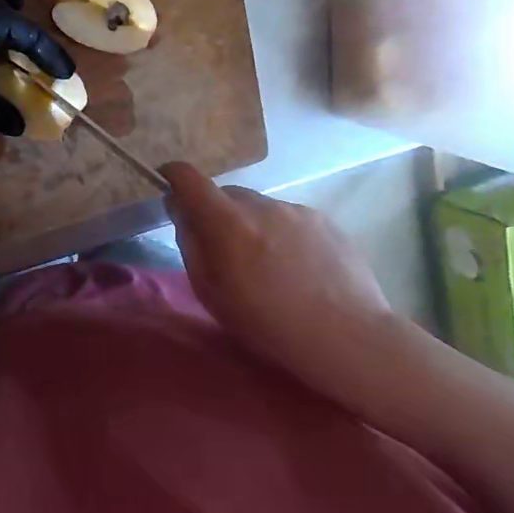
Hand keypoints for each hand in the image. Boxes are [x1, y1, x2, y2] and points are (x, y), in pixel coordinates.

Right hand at [161, 161, 399, 387]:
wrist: (346, 336)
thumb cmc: (268, 325)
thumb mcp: (212, 294)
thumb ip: (191, 246)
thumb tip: (182, 213)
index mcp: (229, 223)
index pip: (190, 180)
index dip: (174, 176)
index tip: (168, 184)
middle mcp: (263, 205)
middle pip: (227, 195)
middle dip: (216, 213)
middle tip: (221, 250)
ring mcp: (297, 210)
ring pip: (260, 208)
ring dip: (251, 225)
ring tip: (265, 266)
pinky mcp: (325, 220)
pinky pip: (289, 219)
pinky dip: (280, 234)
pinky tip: (294, 268)